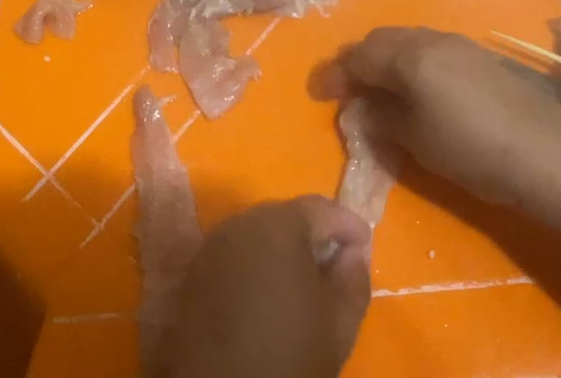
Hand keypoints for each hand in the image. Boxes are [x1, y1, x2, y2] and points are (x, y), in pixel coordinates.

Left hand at [162, 196, 370, 377]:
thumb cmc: (289, 354)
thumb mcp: (339, 322)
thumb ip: (353, 277)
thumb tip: (352, 251)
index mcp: (278, 225)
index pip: (321, 208)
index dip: (347, 224)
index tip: (364, 245)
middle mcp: (241, 222)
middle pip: (286, 216)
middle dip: (313, 234)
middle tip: (336, 265)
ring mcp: (213, 245)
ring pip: (257, 234)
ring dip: (282, 250)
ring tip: (303, 283)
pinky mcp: (196, 271)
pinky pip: (235, 254)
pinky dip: (255, 264)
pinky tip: (267, 295)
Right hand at [311, 27, 560, 214]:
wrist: (551, 156)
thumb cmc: (473, 149)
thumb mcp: (416, 141)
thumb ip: (382, 119)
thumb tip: (364, 109)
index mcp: (409, 55)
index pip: (359, 56)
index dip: (335, 74)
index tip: (318, 93)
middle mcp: (431, 39)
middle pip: (382, 40)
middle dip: (359, 61)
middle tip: (345, 88)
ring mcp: (461, 46)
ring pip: (409, 42)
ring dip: (387, 61)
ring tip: (378, 89)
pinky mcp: (482, 60)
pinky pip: (432, 51)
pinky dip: (412, 65)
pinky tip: (417, 90)